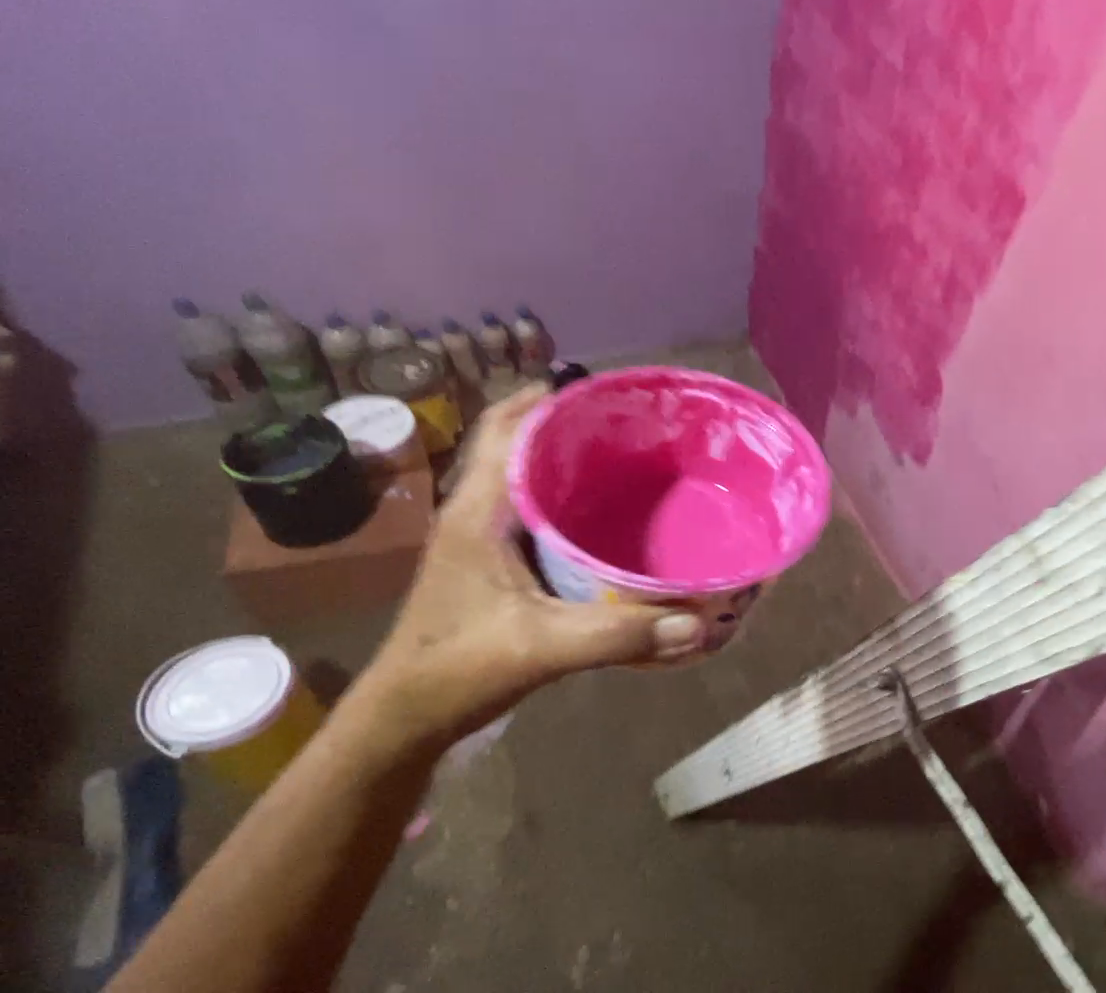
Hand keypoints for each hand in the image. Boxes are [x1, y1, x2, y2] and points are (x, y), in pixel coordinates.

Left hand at [344, 384, 702, 752]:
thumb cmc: (458, 669)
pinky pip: (530, 505)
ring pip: (522, 473)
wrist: (405, 717)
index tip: (607, 392)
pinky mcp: (490, 560)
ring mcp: (479, 535)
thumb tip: (696, 622)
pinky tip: (604, 512)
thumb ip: (619, 634)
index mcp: (477, 512)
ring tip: (626, 454)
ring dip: (564, 456)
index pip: (506, 429)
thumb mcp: (542, 649)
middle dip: (566, 421)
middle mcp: (474, 511)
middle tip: (632, 423)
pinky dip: (564, 493)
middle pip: (516, 441)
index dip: (549, 399)